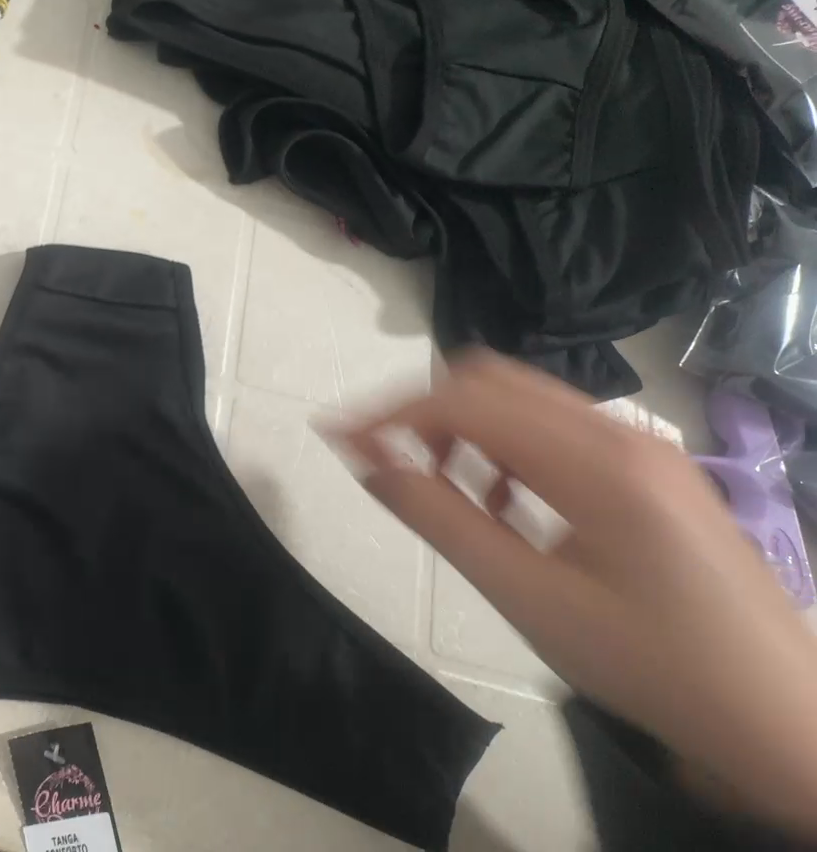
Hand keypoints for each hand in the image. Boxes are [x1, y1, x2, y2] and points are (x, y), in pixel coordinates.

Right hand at [328, 352, 816, 836]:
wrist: (787, 726)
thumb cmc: (650, 663)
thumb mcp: (524, 594)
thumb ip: (436, 517)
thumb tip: (366, 461)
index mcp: (596, 461)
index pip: (465, 399)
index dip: (388, 413)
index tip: (335, 440)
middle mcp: (623, 436)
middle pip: (492, 381)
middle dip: (421, 411)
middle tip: (381, 458)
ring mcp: (644, 453)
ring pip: (521, 400)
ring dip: (462, 429)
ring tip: (441, 491)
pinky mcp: (651, 475)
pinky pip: (554, 430)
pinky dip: (503, 447)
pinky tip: (499, 504)